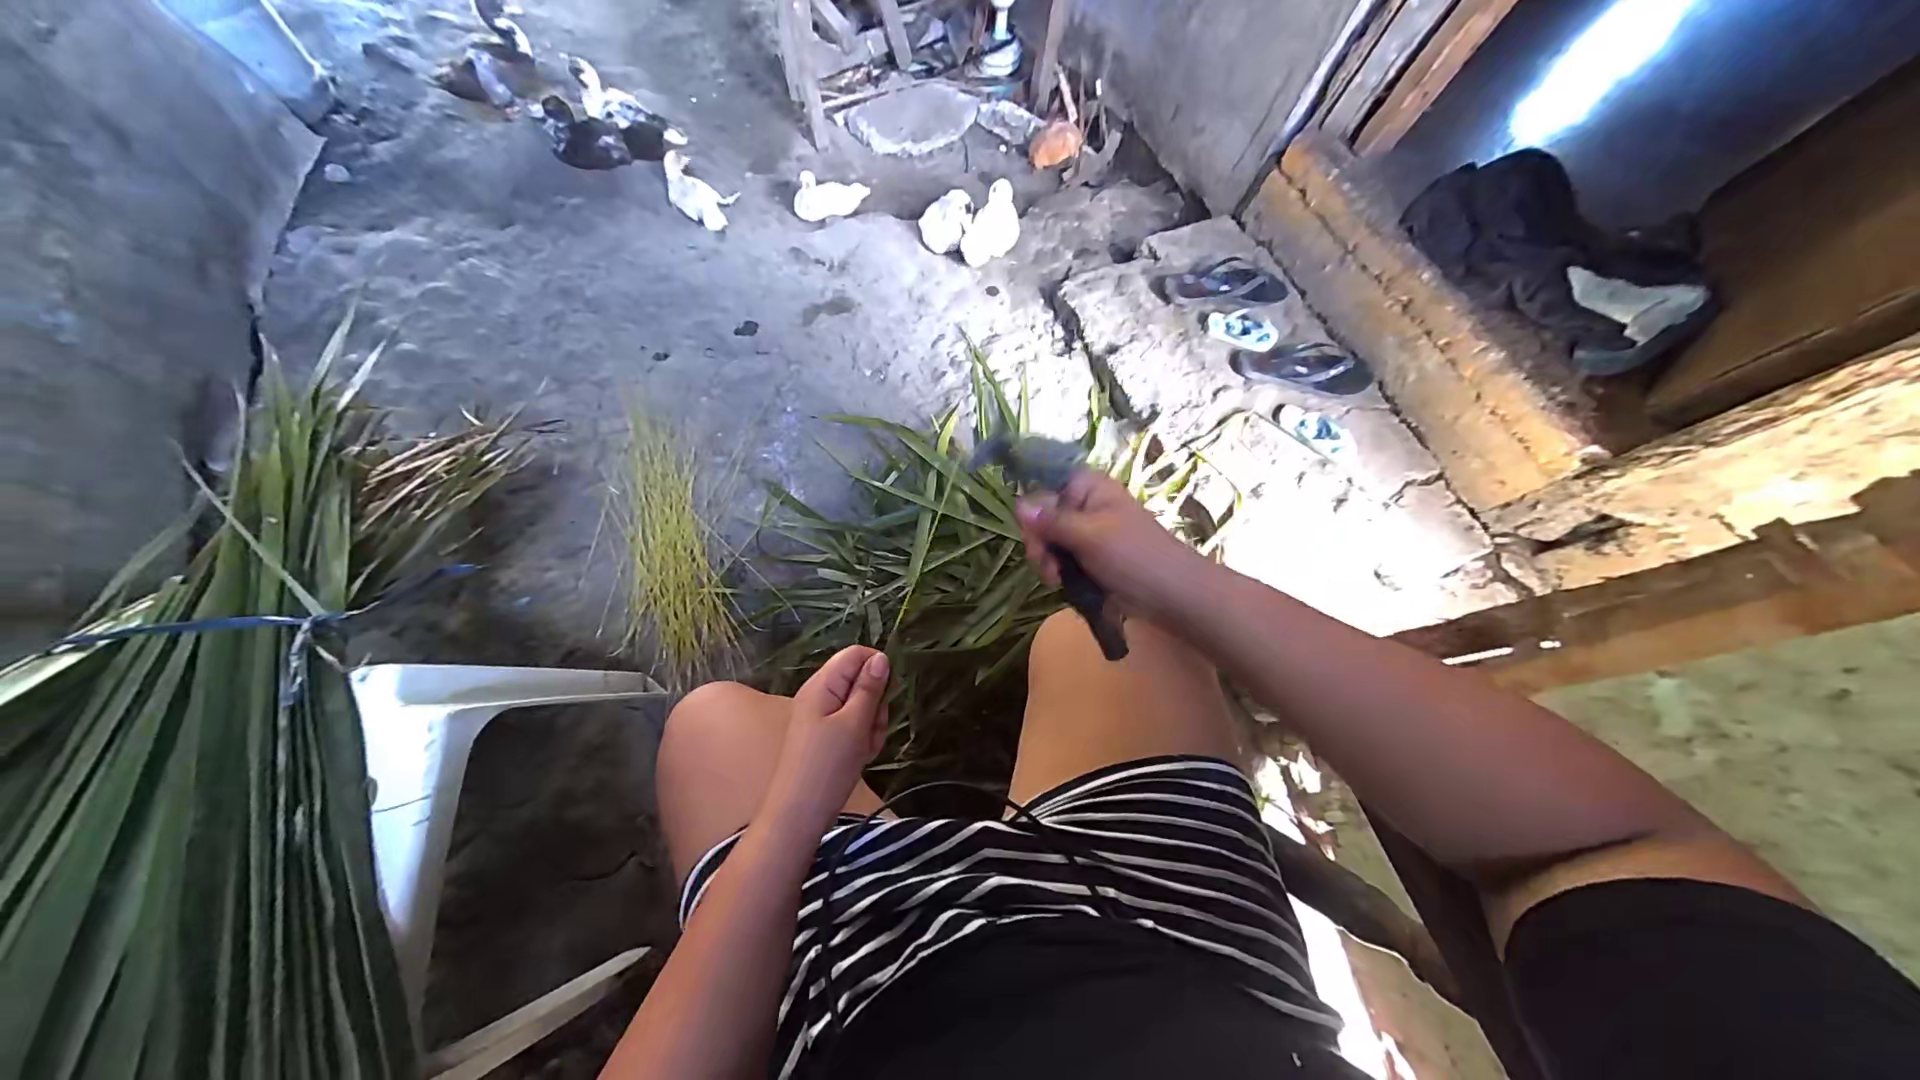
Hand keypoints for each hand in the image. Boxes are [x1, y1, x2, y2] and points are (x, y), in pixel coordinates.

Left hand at [762, 646, 890, 830]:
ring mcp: (821, 716)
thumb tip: (881, 657)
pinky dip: (862, 738)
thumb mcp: (855, 724)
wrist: (799, 815)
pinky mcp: (826, 736)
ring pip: (861, 705)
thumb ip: (869, 688)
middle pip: (860, 680)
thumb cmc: (828, 767)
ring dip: (871, 724)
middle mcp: (820, 695)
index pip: (855, 654)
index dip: (877, 668)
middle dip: (876, 703)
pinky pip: (853, 725)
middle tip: (871, 728)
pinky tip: (860, 756)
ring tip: (864, 747)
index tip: (886, 694)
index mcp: (822, 685)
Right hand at [1015, 468, 1212, 623]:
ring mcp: (1085, 531)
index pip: (1043, 488)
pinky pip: (1059, 557)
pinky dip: (1056, 570)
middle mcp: (1083, 504)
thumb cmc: (1134, 556)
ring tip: (1057, 579)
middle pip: (1041, 517)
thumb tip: (1018, 505)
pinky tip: (1060, 583)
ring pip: (1047, 540)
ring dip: (1046, 561)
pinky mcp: (1087, 555)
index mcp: (1088, 487)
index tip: (1035, 536)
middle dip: (1039, 543)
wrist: (1171, 594)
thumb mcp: (1089, 535)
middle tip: (1048, 567)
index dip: (1033, 512)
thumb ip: (1052, 521)